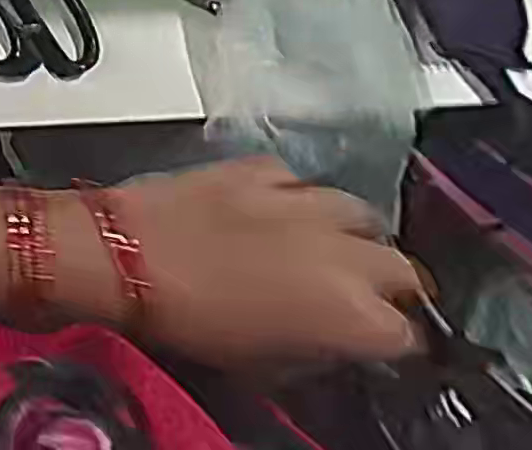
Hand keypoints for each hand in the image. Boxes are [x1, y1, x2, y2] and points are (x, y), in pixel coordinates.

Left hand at [98, 157, 423, 367]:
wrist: (121, 256)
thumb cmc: (187, 317)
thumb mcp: (272, 362)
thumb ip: (324, 347)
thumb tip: (333, 337)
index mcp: (359, 316)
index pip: (410, 334)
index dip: (384, 336)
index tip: (366, 333)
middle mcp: (343, 254)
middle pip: (400, 268)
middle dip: (379, 281)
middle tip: (346, 287)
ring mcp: (296, 203)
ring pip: (356, 211)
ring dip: (343, 229)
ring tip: (314, 239)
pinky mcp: (248, 168)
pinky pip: (290, 175)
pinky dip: (287, 189)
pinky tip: (268, 202)